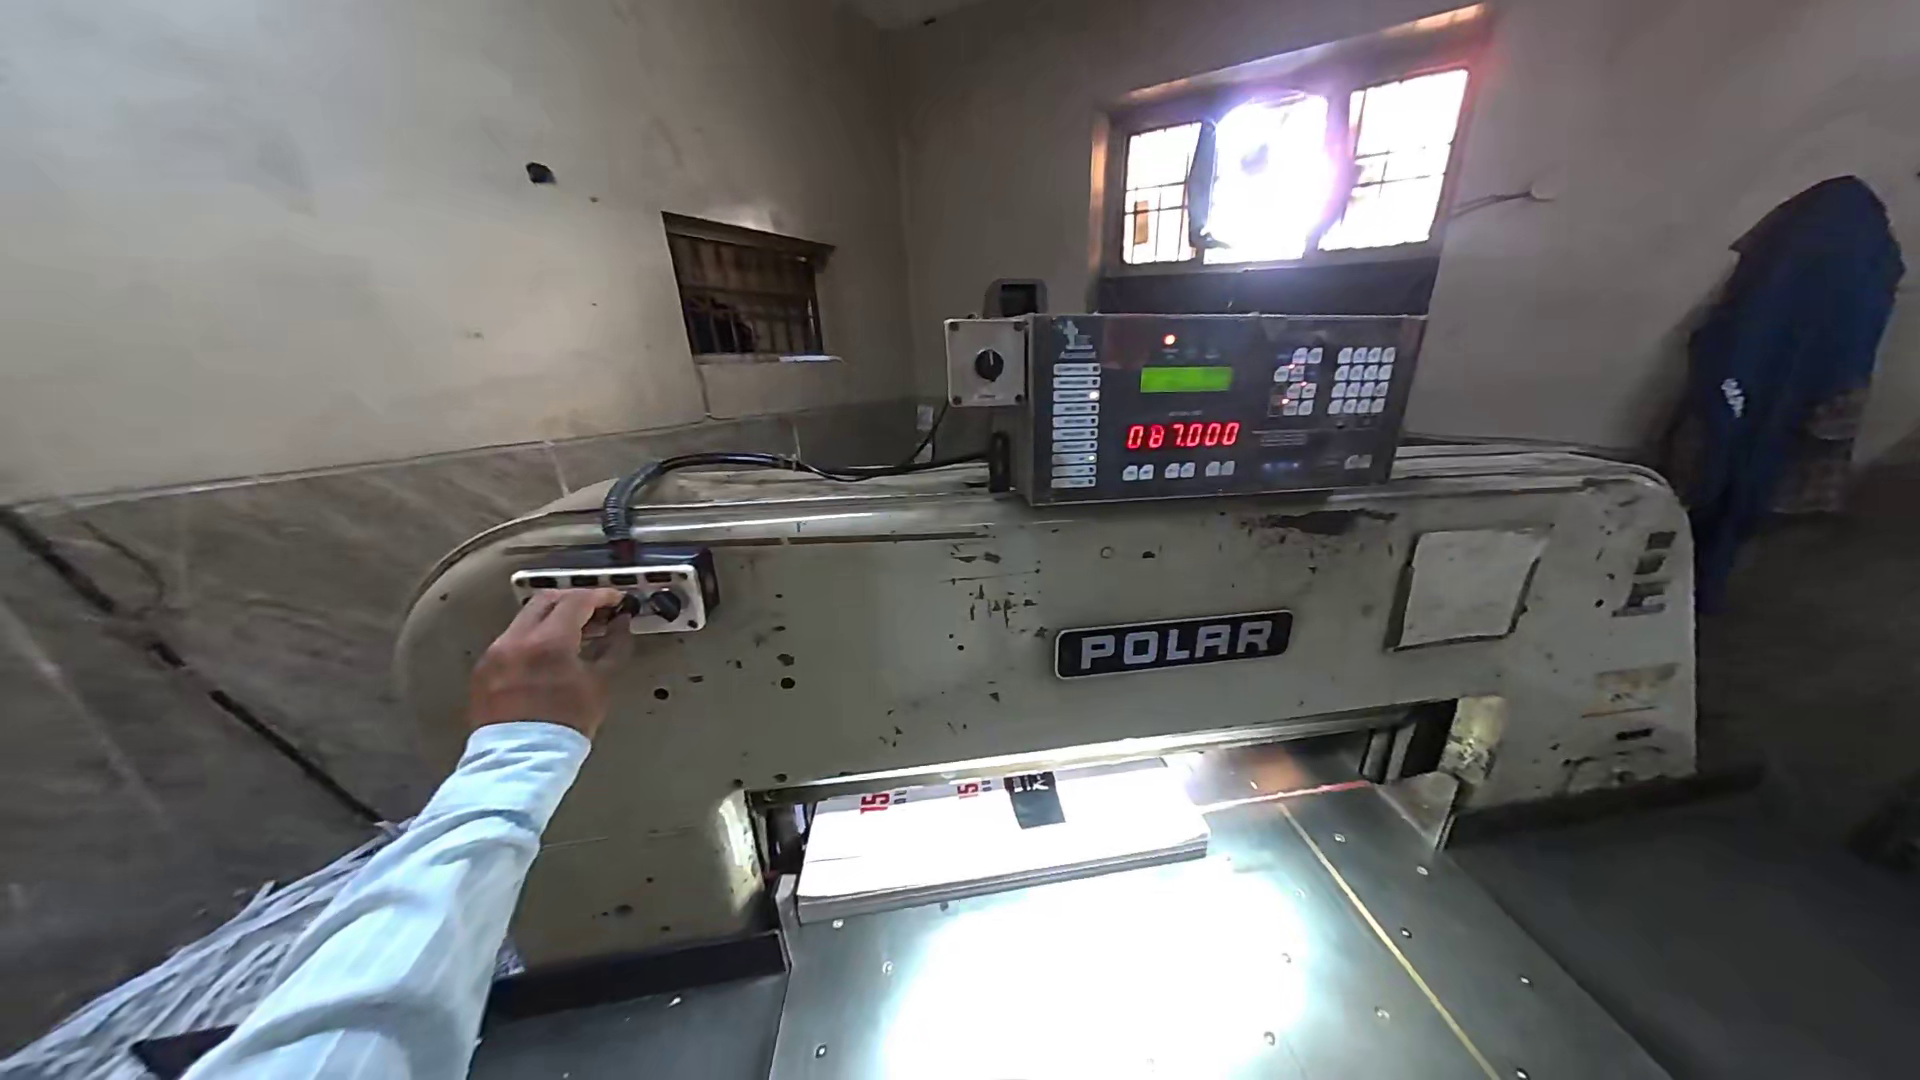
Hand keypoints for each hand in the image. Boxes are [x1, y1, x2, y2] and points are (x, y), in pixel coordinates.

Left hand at [466, 588, 630, 739]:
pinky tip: (553, 652)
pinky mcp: (484, 668)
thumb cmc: (567, 722)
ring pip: (527, 617)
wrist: (522, 758)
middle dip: (576, 599)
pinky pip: (514, 638)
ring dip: (555, 617)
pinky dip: (537, 635)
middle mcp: (516, 640)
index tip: (617, 600)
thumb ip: (615, 646)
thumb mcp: (601, 681)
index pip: (577, 601)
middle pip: (547, 599)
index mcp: (549, 641)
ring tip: (579, 632)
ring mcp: (495, 653)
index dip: (602, 595)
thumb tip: (621, 624)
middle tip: (598, 609)